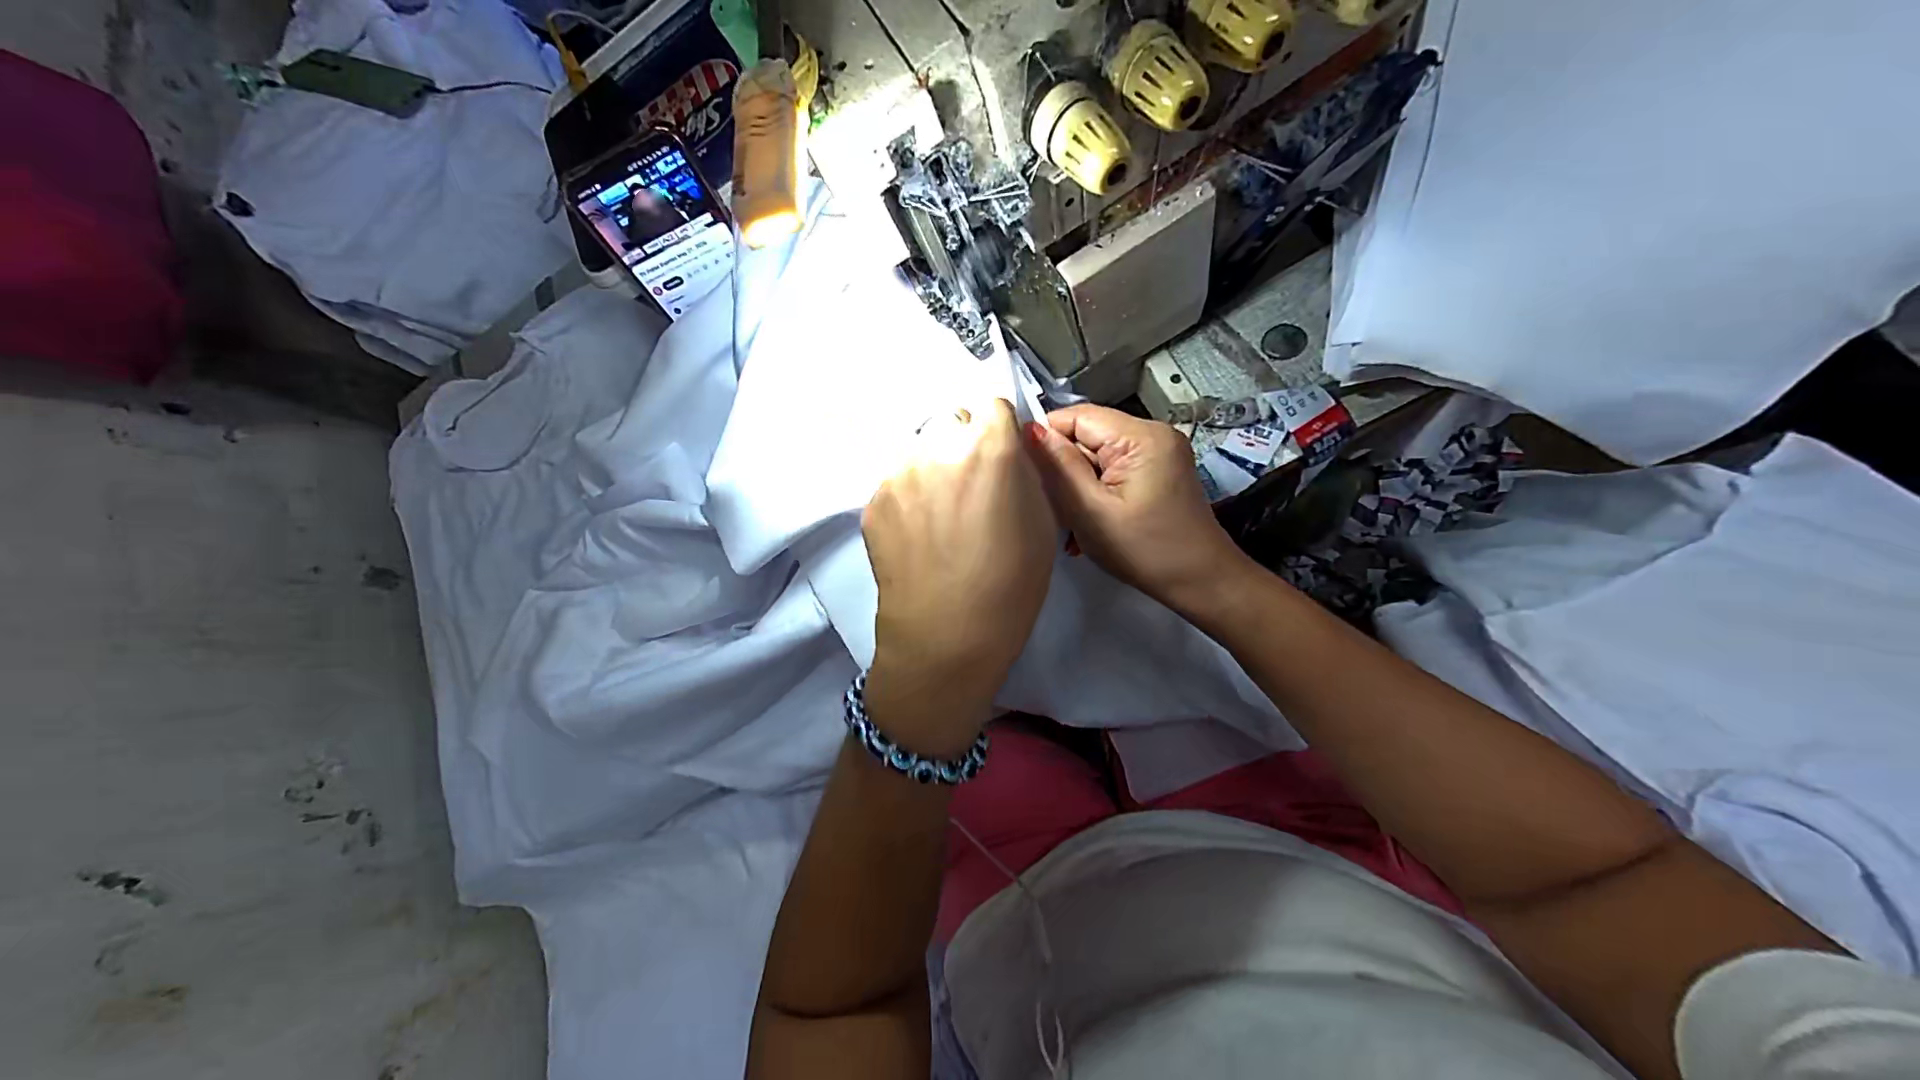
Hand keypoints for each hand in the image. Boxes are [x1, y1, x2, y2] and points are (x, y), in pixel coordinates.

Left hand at [861, 399, 1056, 755]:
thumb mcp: (1043, 522)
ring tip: (941, 514)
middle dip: (963, 444)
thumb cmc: (1010, 585)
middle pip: (952, 422)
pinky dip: (910, 495)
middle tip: (970, 488)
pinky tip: (920, 533)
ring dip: (933, 467)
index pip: (992, 407)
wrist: (946, 634)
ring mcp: (900, 472)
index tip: (1000, 456)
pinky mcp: (874, 499)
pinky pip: (898, 480)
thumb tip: (1008, 453)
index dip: (999, 431)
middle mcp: (940, 447)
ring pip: (920, 449)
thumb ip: (1024, 473)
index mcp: (990, 449)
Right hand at [1029, 404, 1255, 616]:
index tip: (1032, 475)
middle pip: (1087, 435)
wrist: (1201, 582)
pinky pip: (1114, 469)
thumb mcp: (1091, 511)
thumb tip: (1029, 430)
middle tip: (1058, 508)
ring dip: (1079, 486)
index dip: (1047, 440)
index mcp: (1141, 436)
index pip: (1076, 416)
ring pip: (1097, 455)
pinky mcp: (1159, 471)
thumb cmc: (1147, 551)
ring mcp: (1159, 452)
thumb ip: (1059, 467)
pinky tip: (1091, 521)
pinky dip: (1097, 492)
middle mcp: (1154, 434)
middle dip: (1065, 469)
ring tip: (1076, 521)